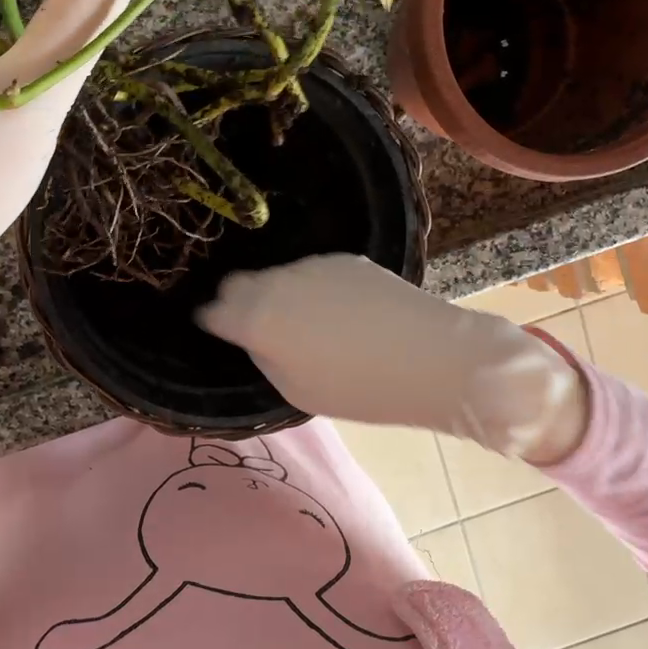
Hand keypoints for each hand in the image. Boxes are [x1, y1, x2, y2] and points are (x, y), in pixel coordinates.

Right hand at [197, 254, 589, 463]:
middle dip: (237, 301)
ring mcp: (311, 266)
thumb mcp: (296, 390)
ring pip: (275, 275)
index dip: (211, 321)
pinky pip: (309, 272)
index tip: (219, 331)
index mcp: (256, 319)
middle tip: (254, 327)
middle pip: (237, 283)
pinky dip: (309, 288)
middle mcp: (275, 282)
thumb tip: (253, 336)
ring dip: (275, 293)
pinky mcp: (344, 258)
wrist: (435, 358)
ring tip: (303, 322)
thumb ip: (263, 356)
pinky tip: (336, 312)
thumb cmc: (361, 390)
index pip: (212, 310)